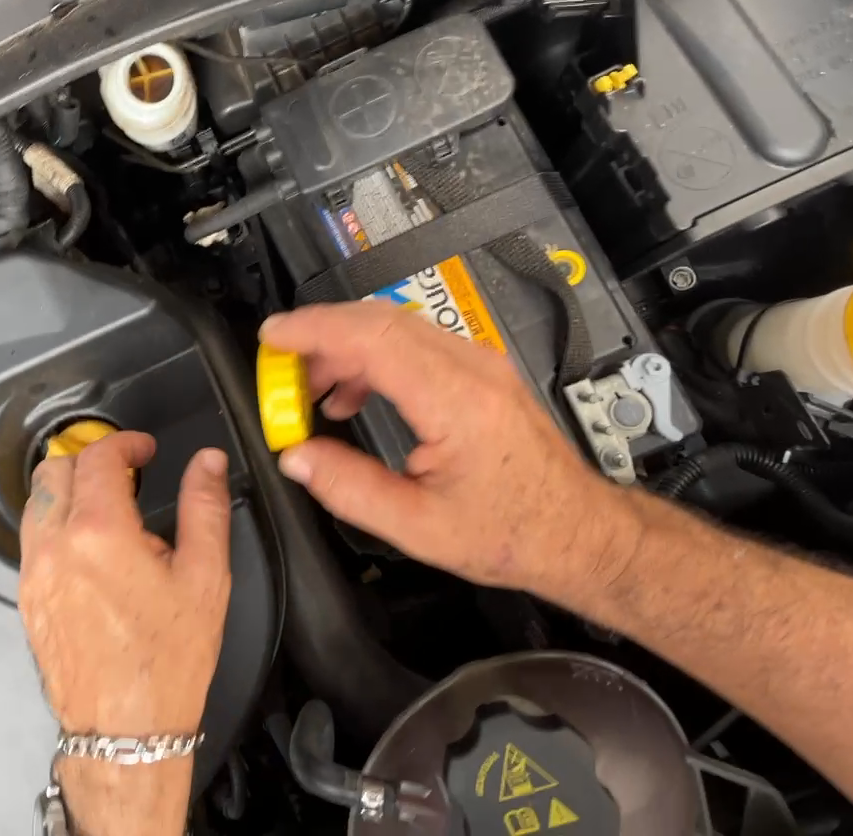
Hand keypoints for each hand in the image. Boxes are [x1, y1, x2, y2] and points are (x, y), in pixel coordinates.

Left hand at [19, 432, 232, 835]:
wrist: (126, 730)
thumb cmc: (170, 656)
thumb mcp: (205, 576)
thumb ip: (205, 507)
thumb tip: (208, 461)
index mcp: (99, 531)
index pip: (98, 457)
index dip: (125, 442)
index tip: (146, 450)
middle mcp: (54, 544)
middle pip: (54, 469)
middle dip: (90, 460)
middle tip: (126, 473)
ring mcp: (33, 573)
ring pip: (36, 501)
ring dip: (68, 489)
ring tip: (107, 508)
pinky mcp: (26, 597)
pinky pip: (31, 538)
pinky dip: (56, 522)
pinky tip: (90, 547)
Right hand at [260, 302, 638, 598]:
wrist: (579, 532)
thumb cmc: (514, 531)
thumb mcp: (419, 528)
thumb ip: (349, 488)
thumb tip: (296, 456)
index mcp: (457, 402)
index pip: (373, 338)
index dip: (314, 330)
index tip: (273, 336)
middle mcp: (471, 369)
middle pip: (378, 319)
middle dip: (318, 333)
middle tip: (279, 363)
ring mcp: (478, 363)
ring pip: (393, 325)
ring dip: (342, 345)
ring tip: (310, 388)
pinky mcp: (477, 370)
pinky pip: (411, 342)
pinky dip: (369, 355)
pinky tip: (351, 394)